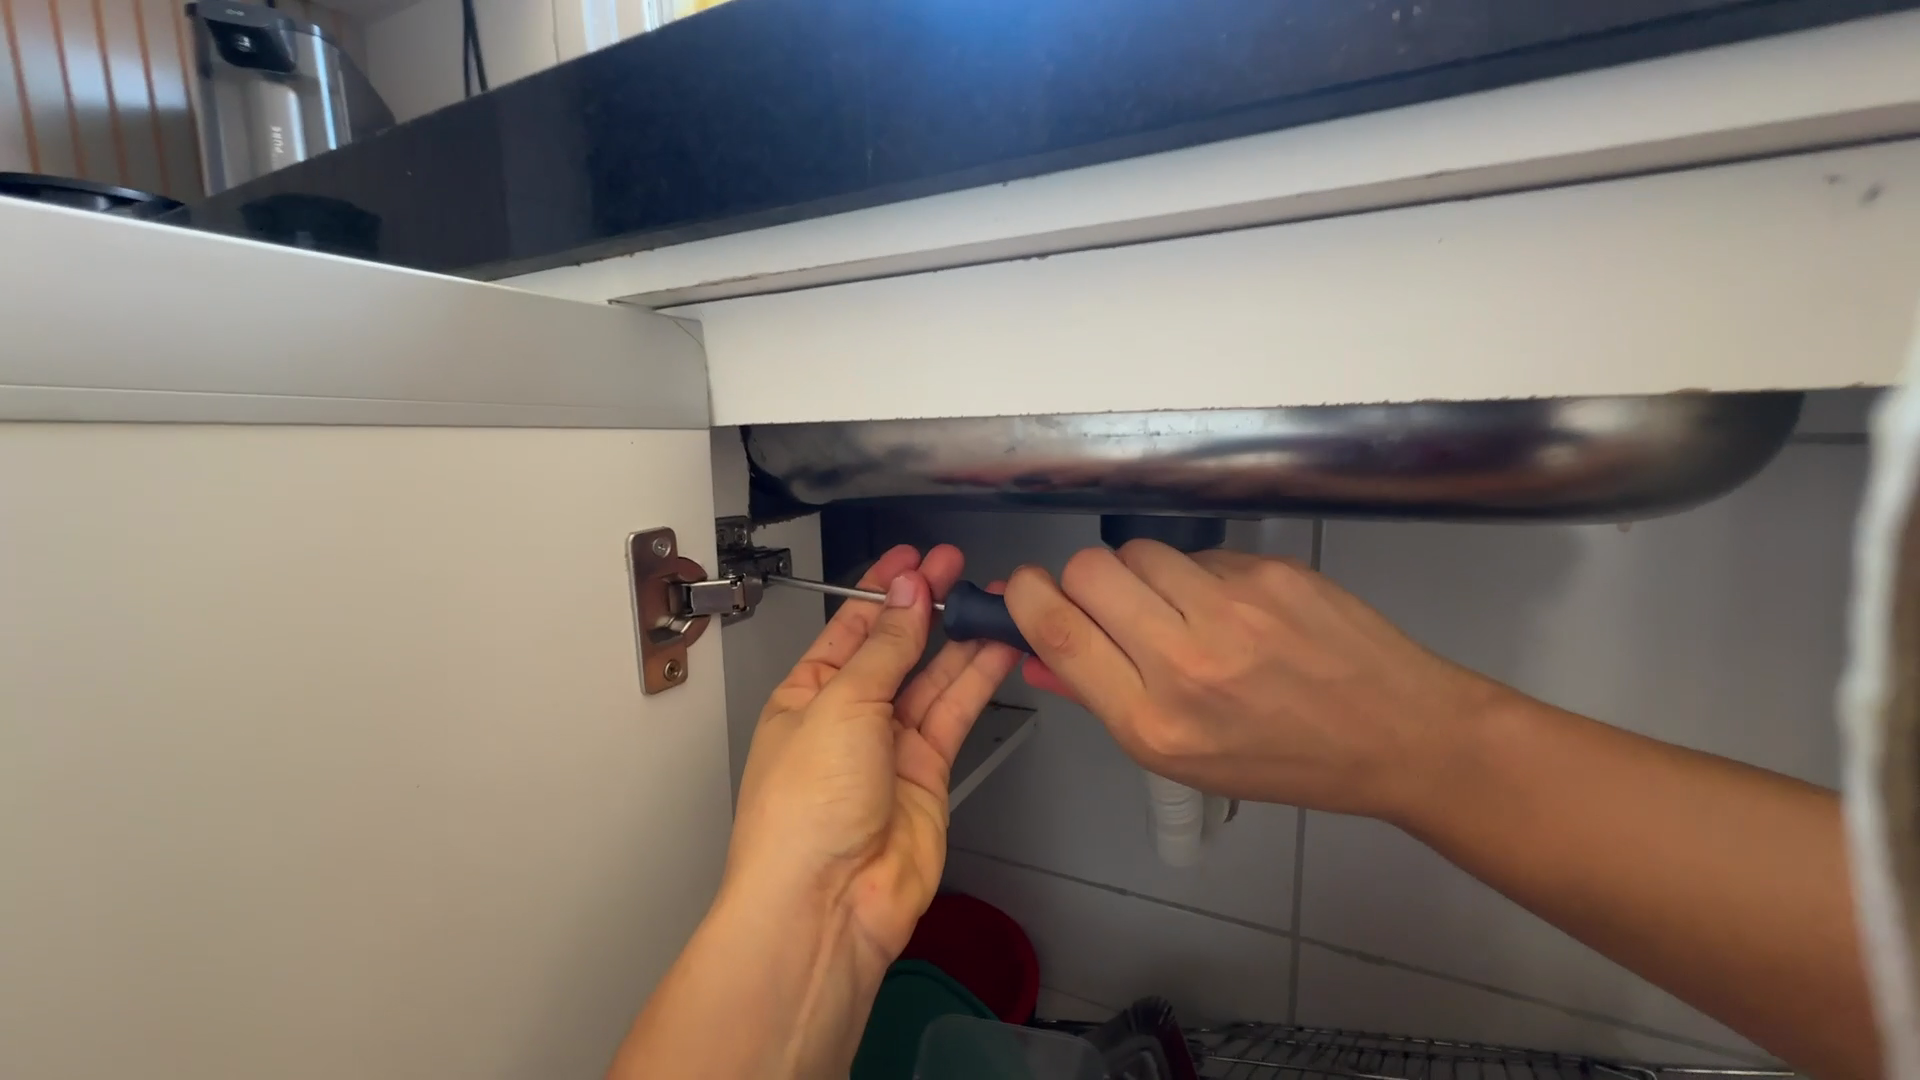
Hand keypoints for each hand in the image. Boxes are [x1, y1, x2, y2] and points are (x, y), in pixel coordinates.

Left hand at [726, 544, 1020, 960]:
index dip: (881, 587)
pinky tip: (995, 648)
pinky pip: (954, 712)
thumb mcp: (841, 705)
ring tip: (987, 598)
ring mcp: (890, 746)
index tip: (912, 557)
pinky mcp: (928, 773)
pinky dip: (976, 678)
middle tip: (956, 567)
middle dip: (924, 605)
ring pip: (931, 677)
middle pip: (894, 647)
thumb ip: (885, 647)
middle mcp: (849, 718)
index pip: (849, 626)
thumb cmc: (801, 815)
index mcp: (807, 695)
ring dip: (957, 638)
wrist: (828, 905)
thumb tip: (905, 594)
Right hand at [1002, 539, 1507, 820]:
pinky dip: (1194, 574)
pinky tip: (1230, 607)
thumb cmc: (1279, 760)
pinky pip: (1195, 554)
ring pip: (1136, 551)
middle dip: (1079, 578)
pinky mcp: (1268, 573)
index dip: (1023, 596)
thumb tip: (1035, 652)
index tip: (1022, 587)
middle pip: (1085, 571)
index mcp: (1153, 722)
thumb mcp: (1179, 755)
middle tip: (1107, 602)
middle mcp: (1185, 662)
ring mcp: (1231, 609)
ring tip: (1176, 606)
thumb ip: (1098, 698)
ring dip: (1138, 573)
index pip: (1056, 630)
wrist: (1397, 734)